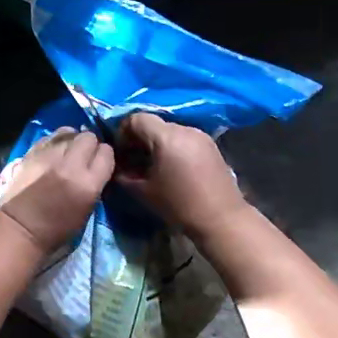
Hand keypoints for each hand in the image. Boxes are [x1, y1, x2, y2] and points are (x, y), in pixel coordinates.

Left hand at [0, 128, 114, 252]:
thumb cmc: (57, 228)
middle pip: (89, 137)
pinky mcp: (32, 152)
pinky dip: (54, 141)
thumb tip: (96, 166)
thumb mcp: (88, 208)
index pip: (106, 153)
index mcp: (88, 183)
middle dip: (89, 144)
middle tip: (83, 156)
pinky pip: (50, 136)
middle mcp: (71, 165)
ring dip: (71, 139)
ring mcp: (49, 156)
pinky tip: (53, 151)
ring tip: (68, 150)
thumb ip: (95, 182)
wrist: (20, 228)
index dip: (104, 156)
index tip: (100, 162)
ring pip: (69, 131)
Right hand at [115, 113, 250, 236]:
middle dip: (140, 139)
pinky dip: (173, 147)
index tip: (120, 152)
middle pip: (155, 124)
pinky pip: (185, 138)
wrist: (220, 218)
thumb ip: (124, 175)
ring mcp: (201, 135)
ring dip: (157, 143)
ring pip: (170, 131)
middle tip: (132, 161)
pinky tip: (172, 168)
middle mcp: (185, 129)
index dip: (123, 132)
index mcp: (167, 137)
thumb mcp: (144, 192)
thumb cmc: (179, 205)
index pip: (137, 119)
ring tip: (153, 166)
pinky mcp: (211, 145)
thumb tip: (116, 167)